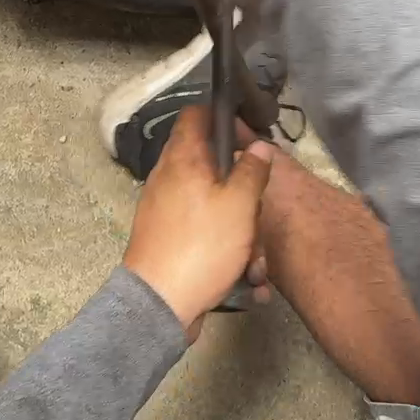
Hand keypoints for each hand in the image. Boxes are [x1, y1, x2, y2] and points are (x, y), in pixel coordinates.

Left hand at [122, 107, 275, 329]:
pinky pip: (202, 227)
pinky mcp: (168, 235)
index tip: (249, 137)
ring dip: (238, 224)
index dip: (223, 118)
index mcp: (181, 158)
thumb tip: (259, 146)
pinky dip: (224, 243)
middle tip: (257, 204)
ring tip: (254, 255)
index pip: (195, 115)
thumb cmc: (201, 246)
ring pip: (212, 201)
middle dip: (240, 184)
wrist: (160, 304)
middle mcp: (168, 177)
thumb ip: (252, 171)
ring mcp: (164, 207)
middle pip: (209, 162)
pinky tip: (244, 272)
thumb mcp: (239, 205)